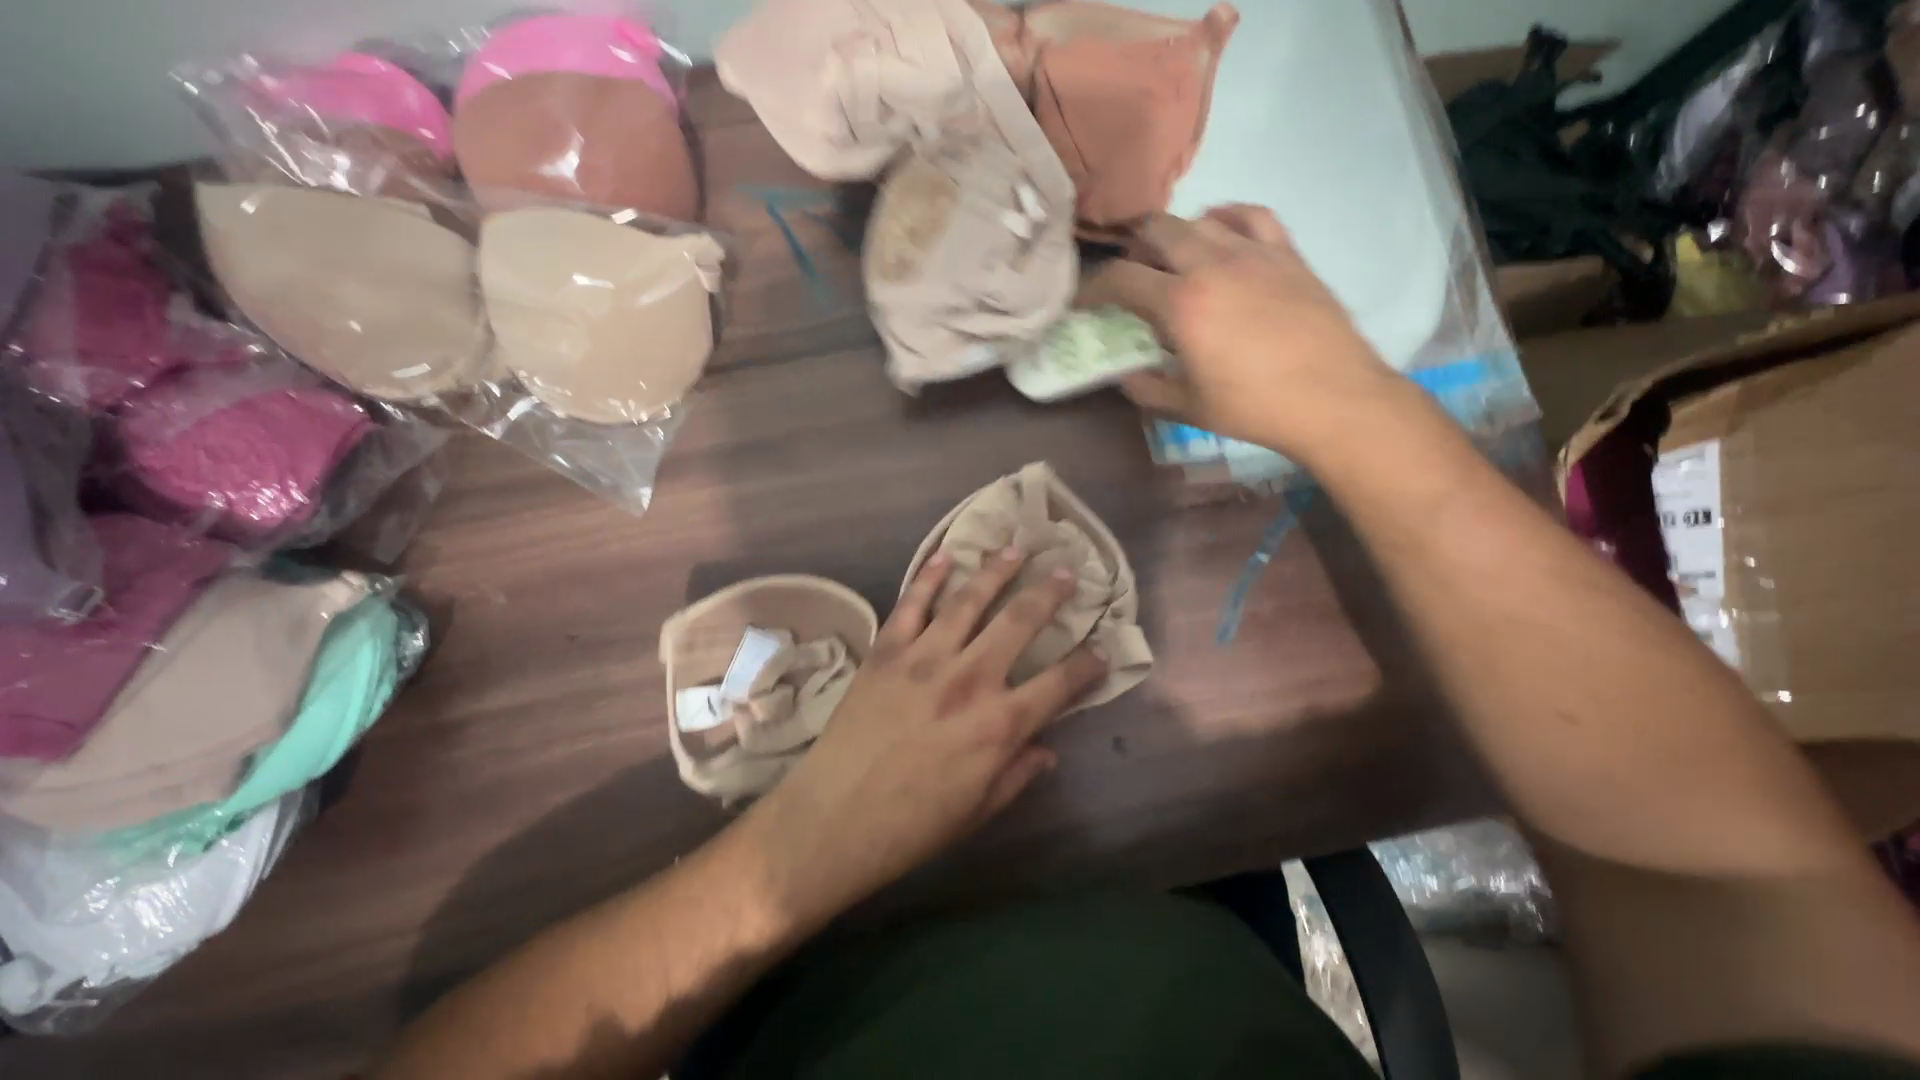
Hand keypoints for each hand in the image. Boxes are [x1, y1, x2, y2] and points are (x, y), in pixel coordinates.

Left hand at [739, 547, 1105, 927]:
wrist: (832, 820)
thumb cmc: (911, 827)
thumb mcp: (978, 811)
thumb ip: (1017, 774)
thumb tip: (1046, 749)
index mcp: (999, 724)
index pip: (1060, 683)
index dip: (1089, 663)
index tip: (1104, 648)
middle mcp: (969, 679)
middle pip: (1020, 622)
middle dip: (1050, 593)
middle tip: (1067, 571)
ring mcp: (924, 659)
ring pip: (969, 601)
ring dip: (997, 570)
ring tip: (1017, 548)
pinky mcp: (885, 652)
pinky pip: (911, 605)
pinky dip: (929, 577)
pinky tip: (946, 555)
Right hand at [1082, 205, 1399, 459]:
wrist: (1335, 398)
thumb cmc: (1256, 408)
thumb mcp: (1189, 408)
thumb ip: (1148, 388)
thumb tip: (1126, 375)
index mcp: (1181, 303)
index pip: (1120, 278)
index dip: (1093, 287)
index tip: (1083, 299)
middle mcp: (1212, 264)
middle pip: (1156, 231)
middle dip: (1133, 249)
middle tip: (1131, 275)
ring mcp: (1253, 252)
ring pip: (1199, 218)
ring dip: (1176, 235)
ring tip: (1173, 259)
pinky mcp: (1287, 253)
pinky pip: (1251, 215)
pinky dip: (1227, 217)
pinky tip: (1221, 231)